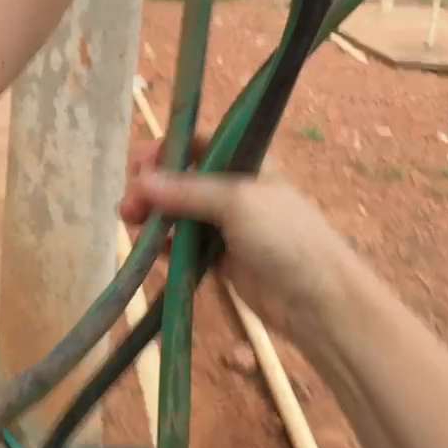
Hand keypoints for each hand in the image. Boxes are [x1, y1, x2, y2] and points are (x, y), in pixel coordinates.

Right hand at [120, 138, 358, 333]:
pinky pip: (184, 246)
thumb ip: (186, 190)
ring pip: (179, 214)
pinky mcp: (220, 260)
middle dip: (151, 188)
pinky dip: (165, 245)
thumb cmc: (285, 238)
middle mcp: (233, 192)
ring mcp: (226, 227)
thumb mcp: (235, 202)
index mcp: (245, 165)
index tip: (139, 165)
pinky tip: (150, 250)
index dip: (167, 151)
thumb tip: (140, 179)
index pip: (198, 145)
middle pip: (181, 181)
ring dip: (153, 216)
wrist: (320, 301)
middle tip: (128, 205)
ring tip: (130, 224)